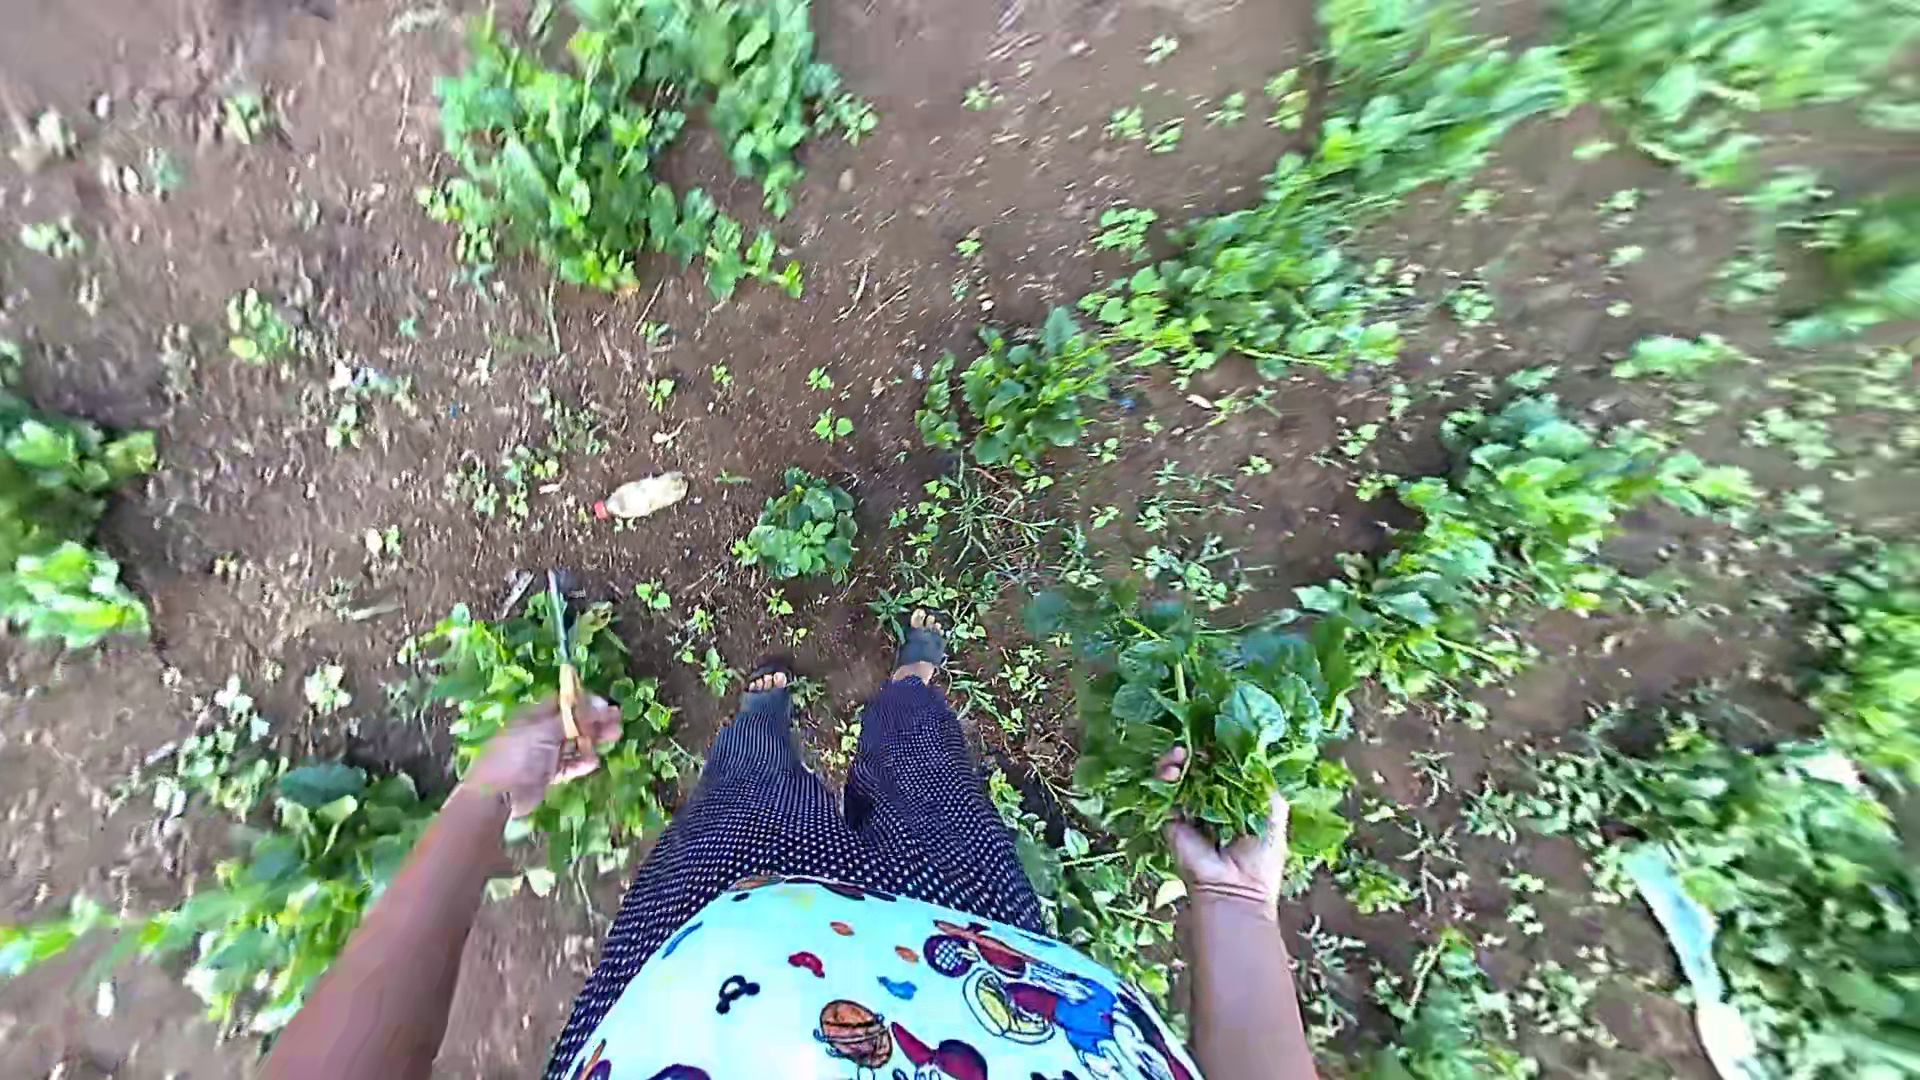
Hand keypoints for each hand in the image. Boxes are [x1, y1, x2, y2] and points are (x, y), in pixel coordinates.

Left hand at [461, 697, 621, 816]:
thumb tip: (602, 704)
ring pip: (574, 743)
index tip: (606, 705)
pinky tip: (593, 763)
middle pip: (573, 722)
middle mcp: (539, 732)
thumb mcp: (546, 730)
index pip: (564, 702)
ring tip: (614, 739)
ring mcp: (542, 754)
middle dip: (596, 721)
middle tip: (618, 722)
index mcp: (534, 716)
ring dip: (594, 741)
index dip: (586, 702)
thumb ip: (575, 717)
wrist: (495, 797)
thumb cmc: (518, 755)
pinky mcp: (546, 773)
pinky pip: (569, 764)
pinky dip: (581, 763)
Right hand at [1158, 746, 1288, 919]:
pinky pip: (1162, 790)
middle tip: (1195, 743)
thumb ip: (1264, 782)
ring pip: (1175, 773)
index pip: (1217, 763)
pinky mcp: (1170, 815)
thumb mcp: (1273, 810)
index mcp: (1230, 794)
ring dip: (1174, 758)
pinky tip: (1173, 769)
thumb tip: (1253, 747)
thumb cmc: (1262, 853)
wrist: (1239, 888)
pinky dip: (1163, 774)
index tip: (1213, 733)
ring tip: (1181, 754)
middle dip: (1193, 750)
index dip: (1214, 747)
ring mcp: (1186, 805)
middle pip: (1194, 764)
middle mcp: (1206, 797)